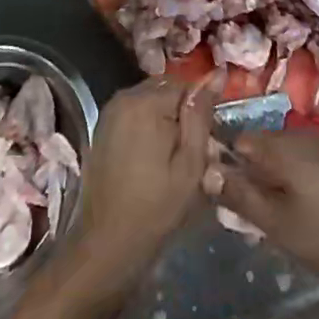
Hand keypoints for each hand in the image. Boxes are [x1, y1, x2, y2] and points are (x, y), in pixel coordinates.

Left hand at [0, 76, 217, 318]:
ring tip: (172, 155)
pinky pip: (134, 112)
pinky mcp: (102, 126)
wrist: (107, 243)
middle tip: (191, 150)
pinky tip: (152, 156)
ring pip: (151, 99)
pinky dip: (148, 124)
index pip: (186, 85)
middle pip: (166, 88)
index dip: (200, 111)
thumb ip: (201, 115)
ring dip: (165, 117)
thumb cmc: (156, 207)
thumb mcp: (190, 163)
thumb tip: (216, 74)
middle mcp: (124, 97)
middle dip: (181, 111)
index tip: (205, 140)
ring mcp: (110, 111)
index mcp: (146, 102)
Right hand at [213, 129, 318, 298]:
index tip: (219, 199)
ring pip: (283, 165)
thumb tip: (204, 167)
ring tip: (272, 228)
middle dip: (248, 181)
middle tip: (246, 221)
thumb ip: (238, 194)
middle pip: (261, 151)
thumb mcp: (278, 223)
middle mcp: (302, 138)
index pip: (237, 140)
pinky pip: (305, 173)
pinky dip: (295, 193)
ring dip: (271, 190)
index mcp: (283, 144)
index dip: (224, 166)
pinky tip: (301, 223)